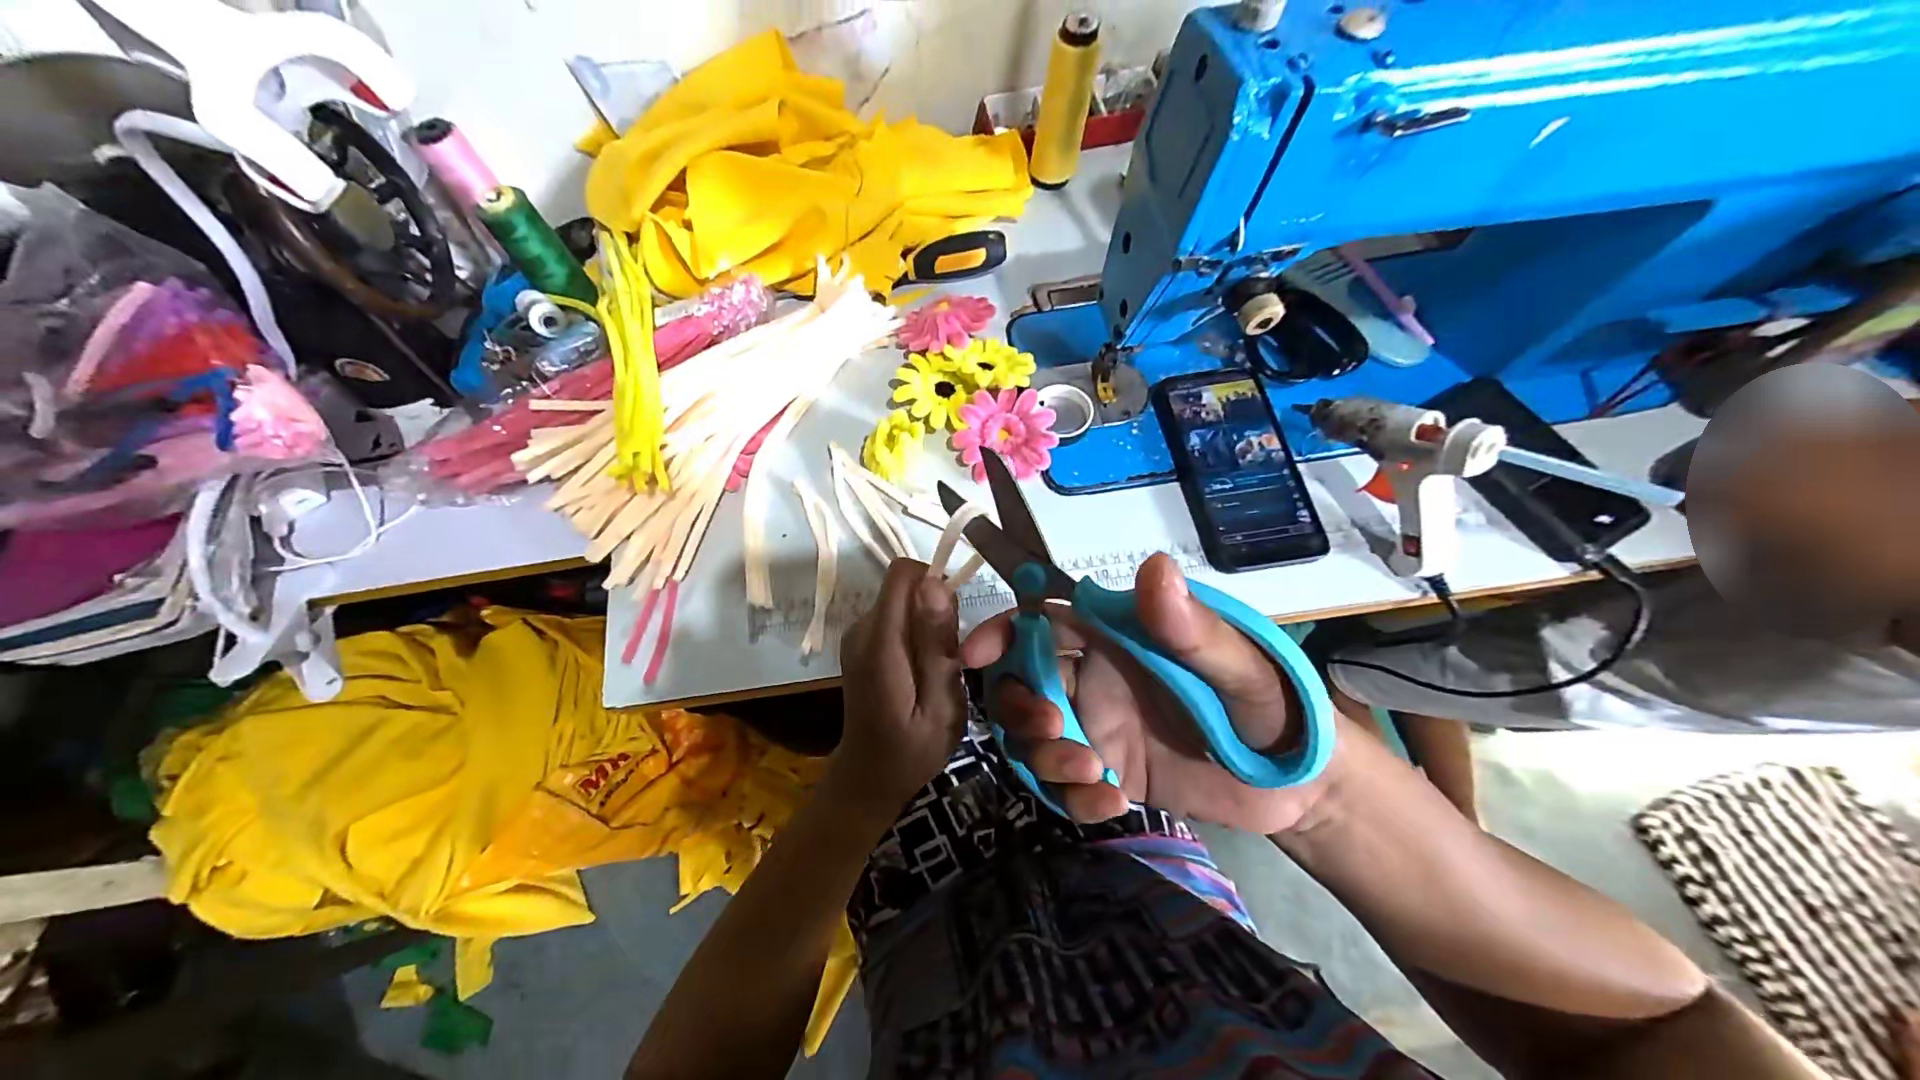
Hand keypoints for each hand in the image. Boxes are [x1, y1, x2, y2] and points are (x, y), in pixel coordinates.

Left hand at [829, 559, 966, 812]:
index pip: (903, 574)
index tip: (957, 619)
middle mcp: (862, 628)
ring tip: (941, 669)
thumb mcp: (940, 705)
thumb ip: (937, 644)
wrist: (870, 776)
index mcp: (880, 642)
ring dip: (930, 624)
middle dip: (938, 608)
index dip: (936, 581)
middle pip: (907, 586)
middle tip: (953, 657)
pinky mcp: (863, 642)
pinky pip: (898, 617)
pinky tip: (925, 671)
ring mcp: (859, 634)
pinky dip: (918, 633)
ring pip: (905, 601)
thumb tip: (934, 583)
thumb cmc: (912, 750)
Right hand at [961, 553, 1337, 834]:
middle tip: (1054, 731)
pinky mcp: (1105, 771)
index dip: (1001, 631)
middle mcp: (1096, 675)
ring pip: (1031, 735)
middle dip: (1020, 706)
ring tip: (1097, 774)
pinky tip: (1112, 802)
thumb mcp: (1243, 668)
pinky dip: (1072, 796)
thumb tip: (1153, 569)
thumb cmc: (1278, 707)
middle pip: (1020, 680)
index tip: (974, 656)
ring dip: (1045, 756)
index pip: (1042, 619)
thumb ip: (1195, 630)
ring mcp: (1097, 725)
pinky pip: (1061, 783)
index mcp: (1117, 635)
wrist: (1302, 788)